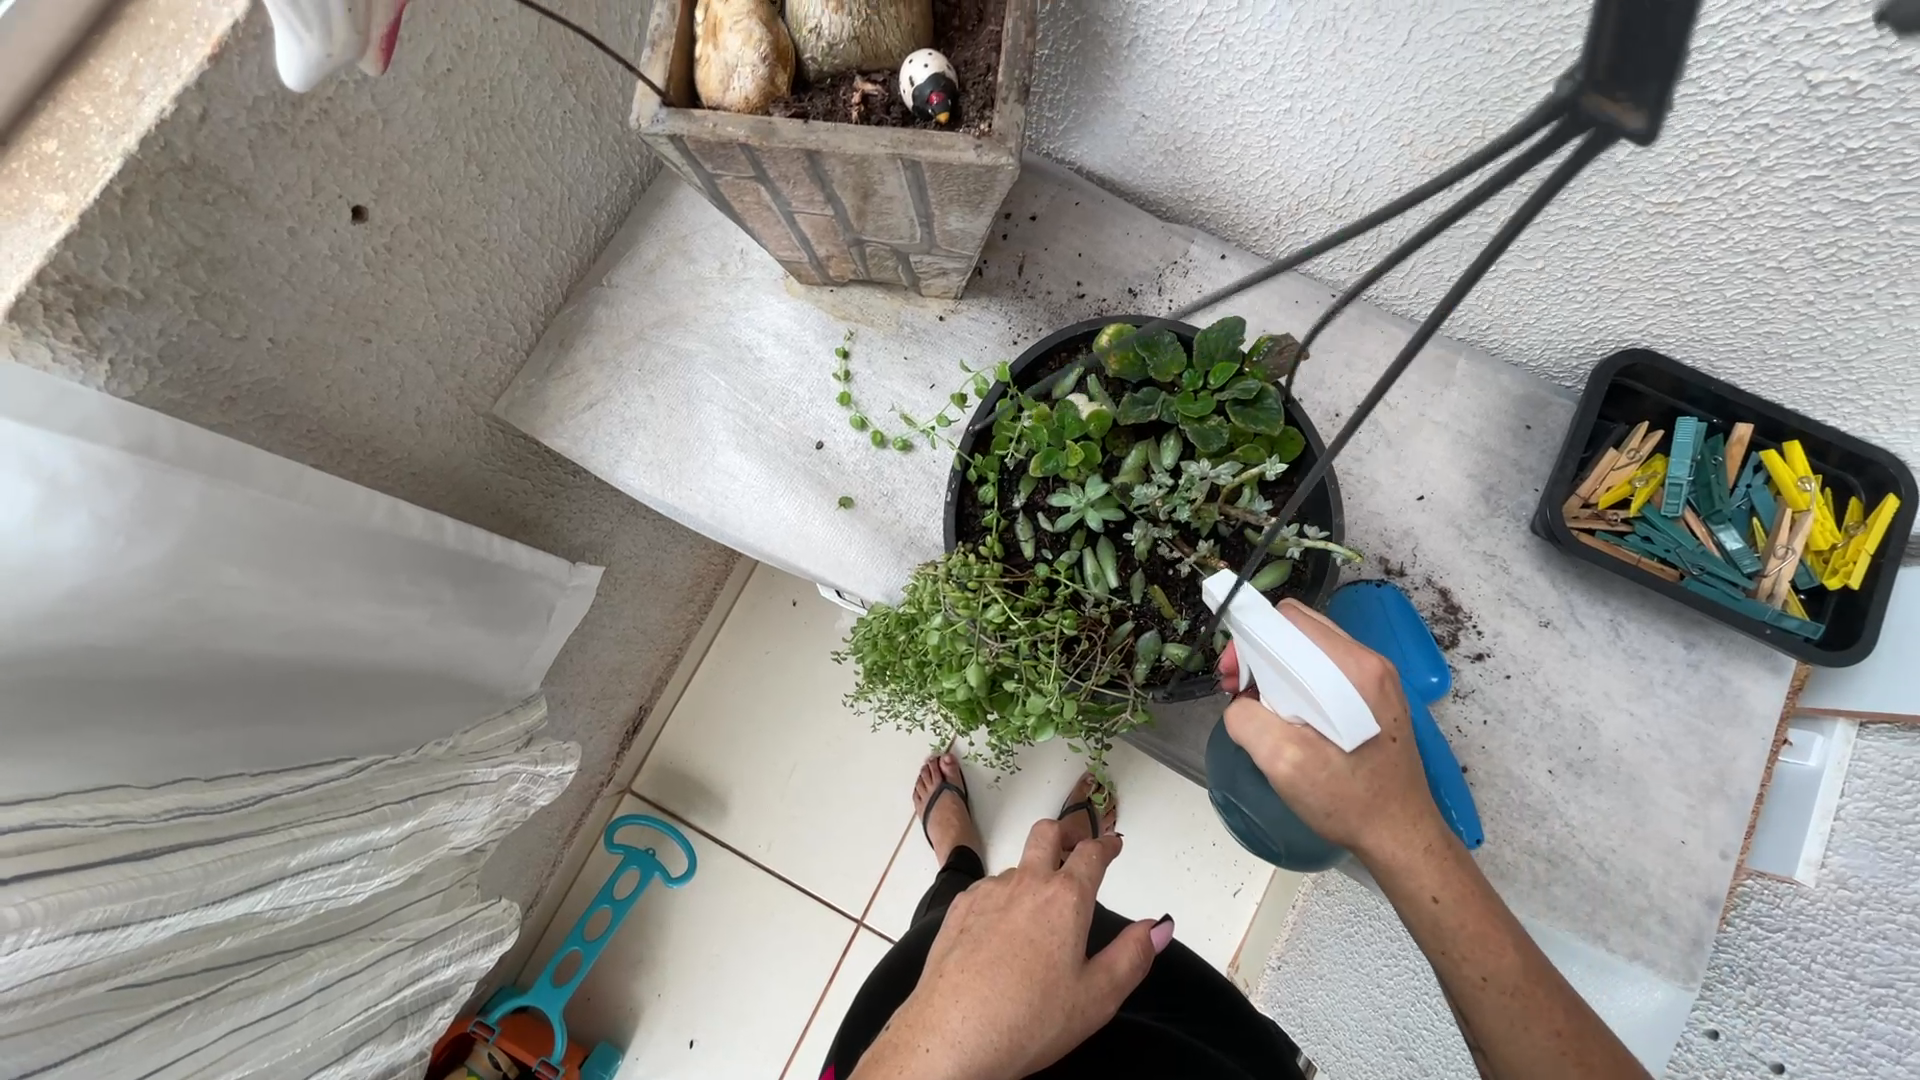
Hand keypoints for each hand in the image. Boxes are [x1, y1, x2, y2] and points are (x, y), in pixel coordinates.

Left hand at [852, 822, 1171, 1079]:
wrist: (952, 1034)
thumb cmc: (1029, 1020)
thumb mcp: (1097, 997)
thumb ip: (1133, 955)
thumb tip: (1160, 925)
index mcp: (1065, 898)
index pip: (1091, 854)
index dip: (1107, 845)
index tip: (1114, 844)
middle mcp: (1026, 883)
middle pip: (1046, 833)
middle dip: (1066, 833)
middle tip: (1076, 849)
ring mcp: (988, 891)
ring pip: (1016, 866)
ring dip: (1033, 873)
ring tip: (1039, 910)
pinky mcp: (960, 907)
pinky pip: (988, 890)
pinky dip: (1003, 899)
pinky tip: (1003, 933)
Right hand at [1218, 598, 1443, 861]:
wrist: (1400, 837)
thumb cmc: (1347, 799)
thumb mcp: (1281, 760)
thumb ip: (1246, 717)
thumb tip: (1242, 703)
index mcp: (1352, 668)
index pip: (1288, 620)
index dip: (1249, 638)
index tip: (1232, 674)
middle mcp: (1369, 663)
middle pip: (1297, 630)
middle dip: (1258, 653)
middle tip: (1237, 689)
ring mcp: (1375, 681)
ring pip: (1308, 651)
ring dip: (1275, 671)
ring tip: (1259, 706)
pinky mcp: (1373, 699)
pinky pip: (1323, 672)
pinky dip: (1296, 685)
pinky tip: (1286, 717)